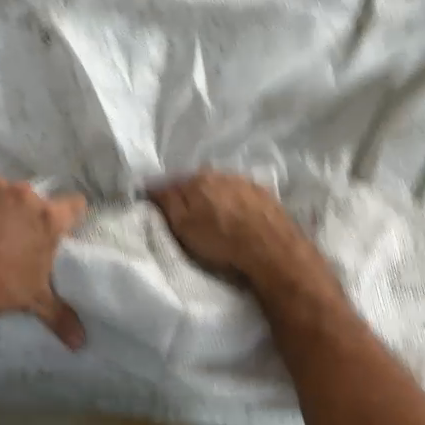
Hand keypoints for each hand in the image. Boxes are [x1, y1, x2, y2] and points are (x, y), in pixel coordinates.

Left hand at [0, 177, 87, 348]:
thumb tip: (81, 342)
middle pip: (35, 199)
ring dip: (1, 206)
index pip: (74, 205)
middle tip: (16, 238)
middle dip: (28, 215)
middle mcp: (24, 195)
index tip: (60, 228)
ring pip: (5, 192)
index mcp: (48, 218)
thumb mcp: (33, 300)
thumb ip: (62, 316)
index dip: (69, 216)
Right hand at [148, 171, 322, 284]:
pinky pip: (241, 194)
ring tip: (213, 217)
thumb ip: (166, 202)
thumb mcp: (183, 226)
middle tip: (186, 215)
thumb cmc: (221, 241)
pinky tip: (237, 217)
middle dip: (190, 195)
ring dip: (214, 197)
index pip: (170, 183)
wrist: (273, 251)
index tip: (158, 207)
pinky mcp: (266, 194)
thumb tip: (151, 185)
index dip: (162, 196)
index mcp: (197, 179)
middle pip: (197, 183)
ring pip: (221, 186)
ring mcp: (246, 182)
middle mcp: (221, 174)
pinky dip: (235, 202)